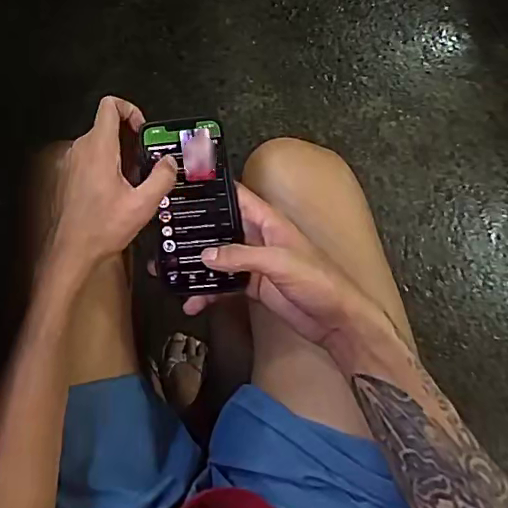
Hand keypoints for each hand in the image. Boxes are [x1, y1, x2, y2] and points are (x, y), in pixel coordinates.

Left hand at [45, 96, 176, 280]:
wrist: (72, 249)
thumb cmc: (100, 228)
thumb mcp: (143, 205)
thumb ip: (162, 178)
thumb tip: (169, 163)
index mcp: (98, 148)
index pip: (110, 105)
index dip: (130, 109)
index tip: (142, 128)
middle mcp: (81, 149)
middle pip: (107, 124)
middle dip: (129, 138)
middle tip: (144, 160)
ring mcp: (72, 160)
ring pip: (99, 142)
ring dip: (118, 154)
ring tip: (132, 180)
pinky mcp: (69, 173)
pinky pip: (89, 157)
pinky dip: (105, 165)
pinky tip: (116, 190)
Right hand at [183, 186, 394, 360]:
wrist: (340, 324)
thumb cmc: (321, 282)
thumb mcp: (279, 262)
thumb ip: (241, 256)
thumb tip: (206, 255)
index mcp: (268, 221)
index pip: (236, 196)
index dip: (213, 188)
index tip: (186, 184)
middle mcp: (257, 237)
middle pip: (220, 226)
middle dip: (195, 228)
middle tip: (168, 229)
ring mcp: (254, 262)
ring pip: (217, 256)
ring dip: (197, 264)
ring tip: (172, 269)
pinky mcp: (252, 285)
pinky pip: (223, 284)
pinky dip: (208, 291)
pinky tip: (194, 300)